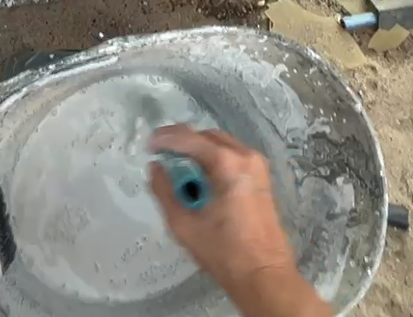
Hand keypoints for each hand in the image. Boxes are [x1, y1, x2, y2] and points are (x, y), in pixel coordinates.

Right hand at [148, 125, 329, 316]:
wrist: (265, 277)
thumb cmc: (223, 252)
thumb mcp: (184, 225)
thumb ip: (164, 191)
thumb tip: (155, 167)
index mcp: (226, 163)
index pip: (189, 138)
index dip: (164, 138)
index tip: (148, 146)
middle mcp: (244, 155)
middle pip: (205, 135)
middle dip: (181, 141)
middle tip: (162, 155)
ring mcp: (256, 164)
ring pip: (219, 142)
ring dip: (197, 149)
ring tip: (179, 166)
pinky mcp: (261, 175)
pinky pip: (231, 154)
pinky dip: (213, 158)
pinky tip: (201, 175)